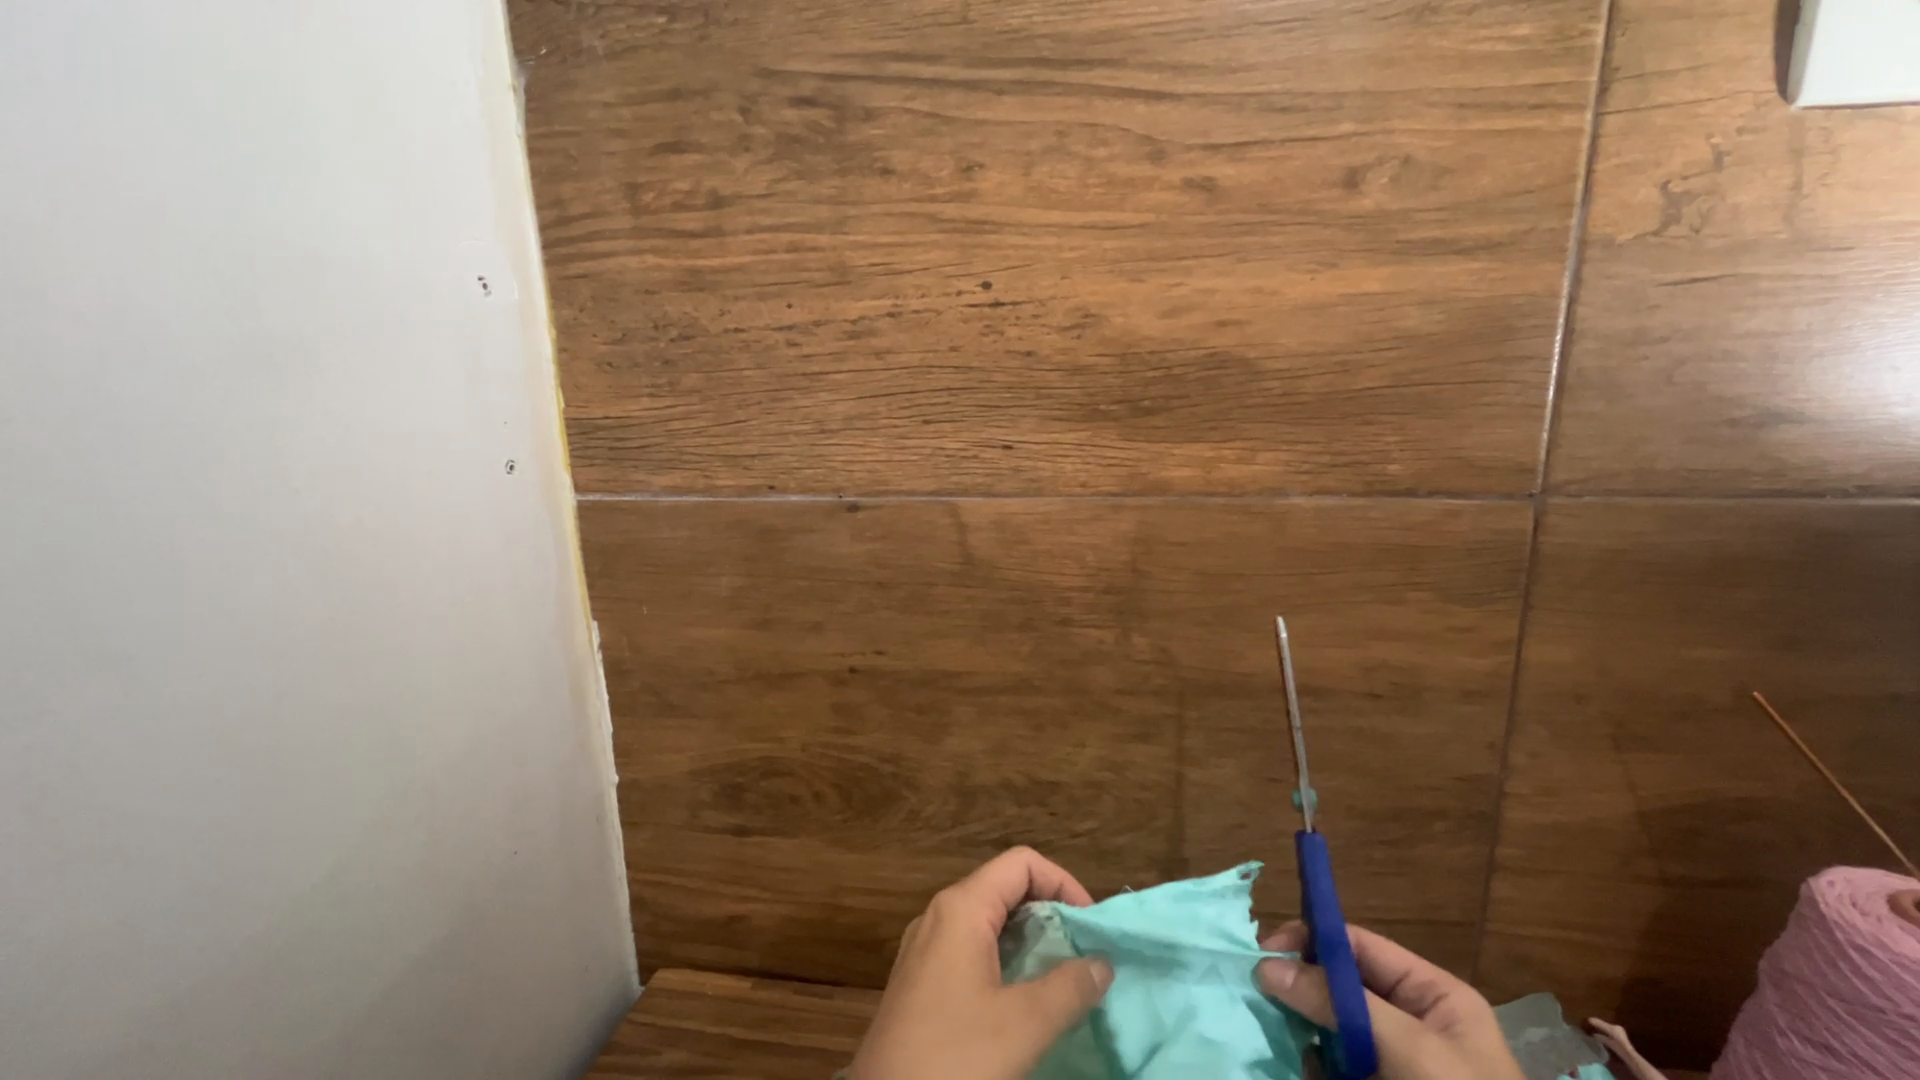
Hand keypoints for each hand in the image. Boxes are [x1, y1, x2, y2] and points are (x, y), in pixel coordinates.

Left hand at [849, 847, 1113, 1079]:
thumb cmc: (955, 1056)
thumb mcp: (1024, 1023)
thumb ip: (1070, 987)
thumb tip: (1102, 963)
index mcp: (960, 908)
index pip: (1021, 863)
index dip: (1063, 882)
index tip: (1091, 925)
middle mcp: (939, 916)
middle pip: (1005, 889)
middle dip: (1050, 913)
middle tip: (1084, 952)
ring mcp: (925, 948)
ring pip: (988, 922)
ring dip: (1030, 940)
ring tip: (1063, 977)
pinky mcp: (921, 980)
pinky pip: (971, 950)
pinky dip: (1005, 961)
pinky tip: (1024, 999)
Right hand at [1257, 922, 1523, 1079]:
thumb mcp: (1411, 1051)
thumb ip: (1342, 1004)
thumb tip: (1267, 965)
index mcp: (1432, 996)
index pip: (1358, 946)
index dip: (1308, 940)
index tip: (1261, 954)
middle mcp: (1410, 1022)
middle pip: (1339, 986)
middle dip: (1299, 991)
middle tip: (1260, 1000)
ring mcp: (1393, 1064)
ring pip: (1328, 1030)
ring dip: (1301, 1035)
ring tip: (1287, 1048)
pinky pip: (1332, 1068)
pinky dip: (1312, 1069)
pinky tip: (1305, 1074)